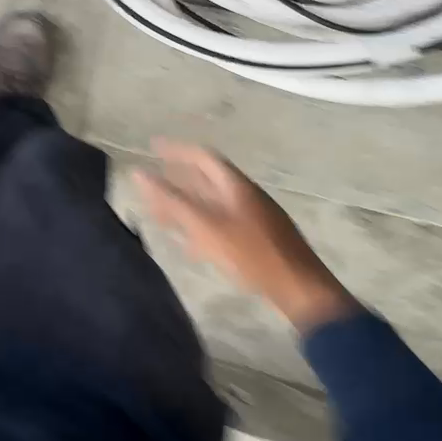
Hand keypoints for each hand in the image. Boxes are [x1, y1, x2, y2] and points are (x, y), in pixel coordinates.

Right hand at [136, 139, 357, 333]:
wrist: (303, 292)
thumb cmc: (251, 253)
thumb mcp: (204, 225)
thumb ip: (169, 198)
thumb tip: (138, 173)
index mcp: (236, 187)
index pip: (203, 157)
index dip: (176, 150)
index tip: (152, 148)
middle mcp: (247, 196)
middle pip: (207, 180)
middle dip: (176, 181)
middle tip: (151, 186)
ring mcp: (257, 218)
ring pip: (214, 203)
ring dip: (186, 205)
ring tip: (162, 215)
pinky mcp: (262, 239)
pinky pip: (223, 222)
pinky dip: (202, 224)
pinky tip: (191, 243)